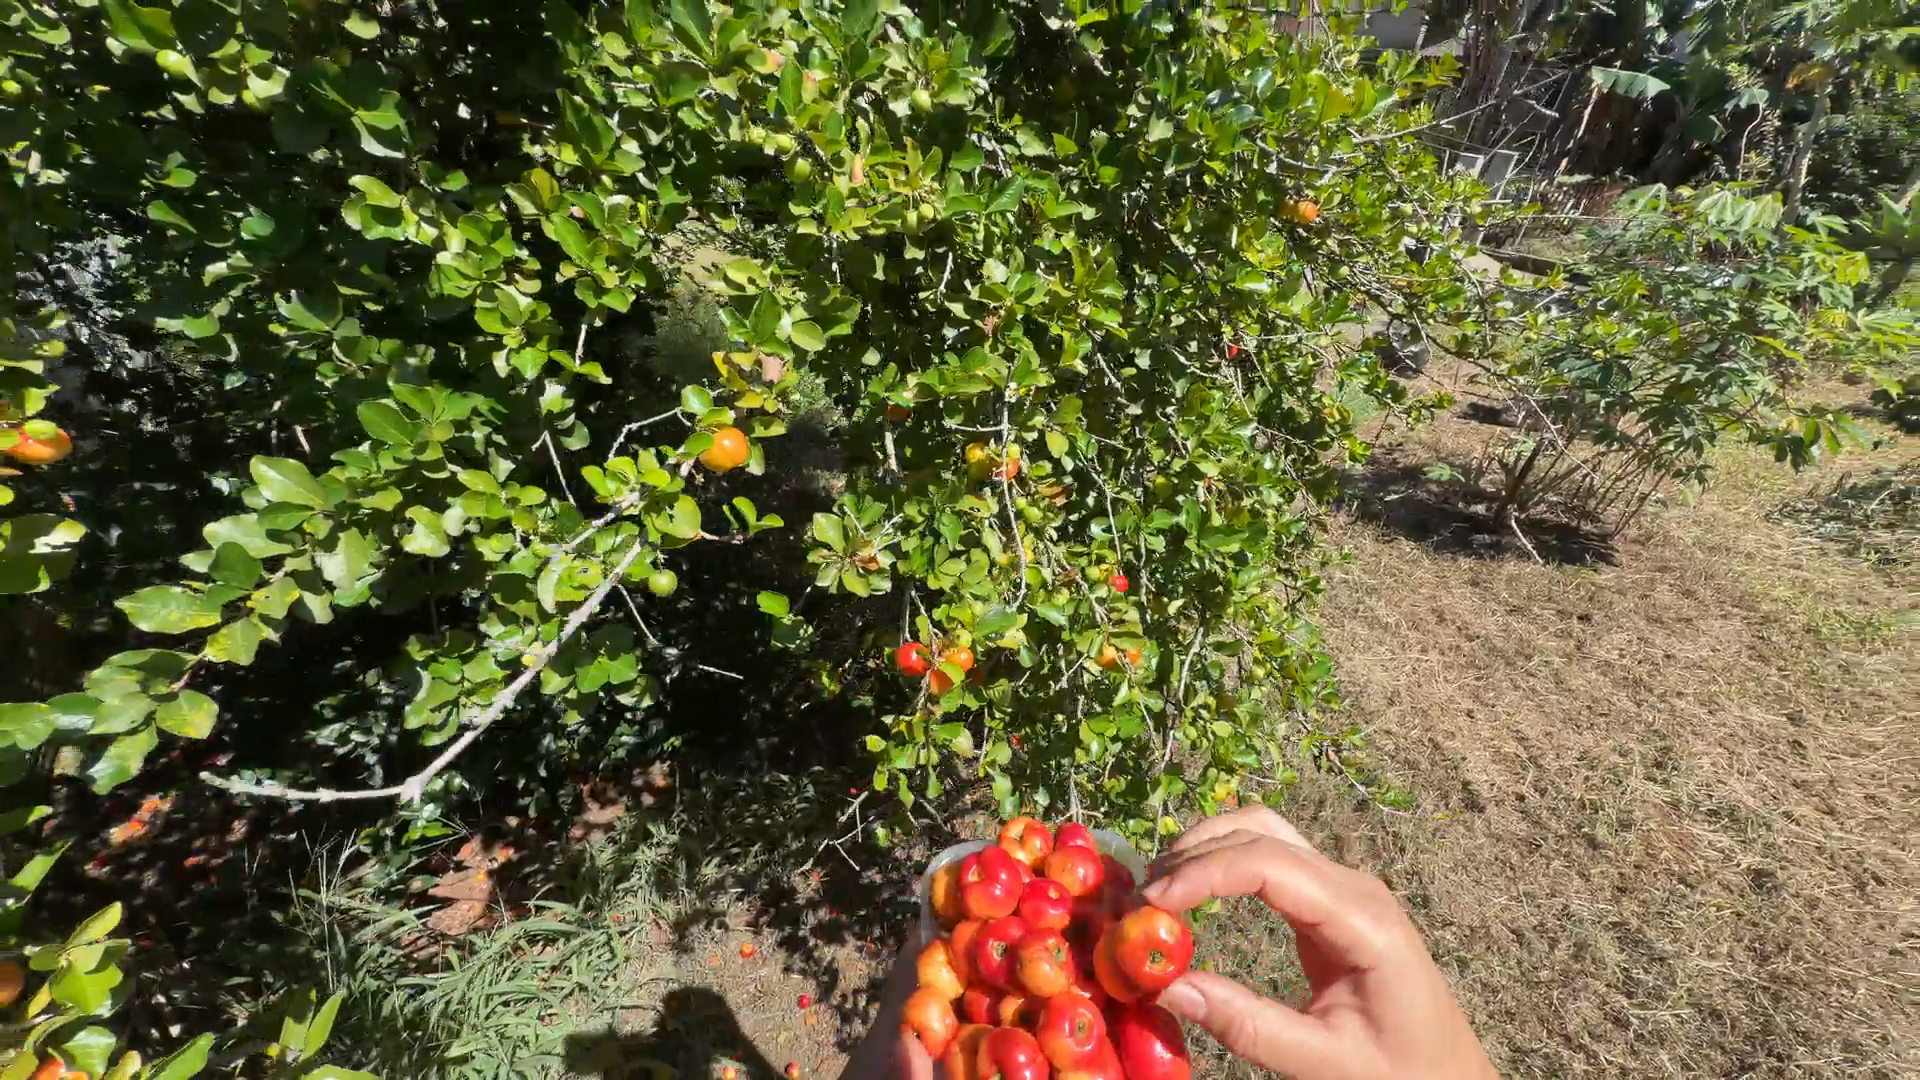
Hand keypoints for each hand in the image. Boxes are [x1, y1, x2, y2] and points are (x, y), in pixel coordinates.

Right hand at [1144, 806, 1497, 1079]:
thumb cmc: (1403, 1076)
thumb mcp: (1329, 1066)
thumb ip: (1250, 1027)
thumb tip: (1167, 986)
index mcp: (1362, 918)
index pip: (1268, 864)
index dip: (1203, 874)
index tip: (1153, 903)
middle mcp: (1350, 882)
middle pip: (1258, 832)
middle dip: (1193, 855)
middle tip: (1143, 897)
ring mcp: (1341, 880)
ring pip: (1259, 827)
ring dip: (1204, 844)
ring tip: (1160, 884)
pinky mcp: (1327, 890)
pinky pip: (1267, 848)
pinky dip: (1222, 853)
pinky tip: (1194, 879)